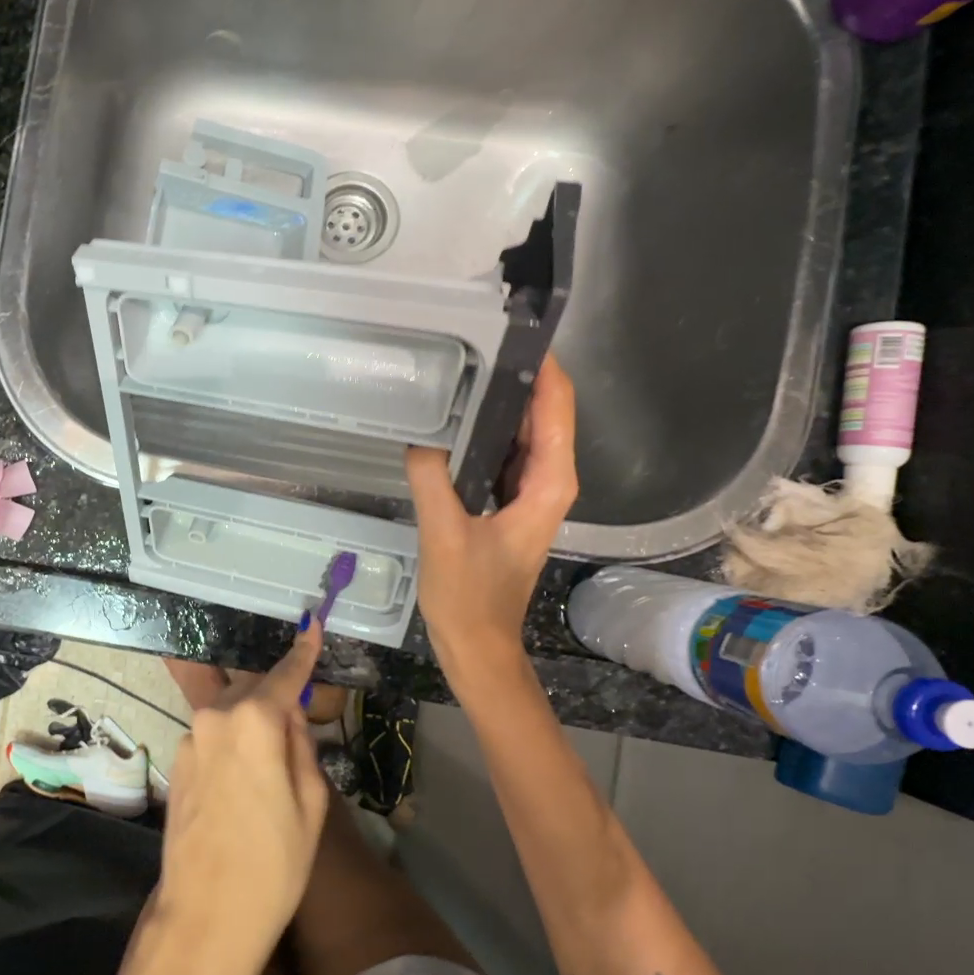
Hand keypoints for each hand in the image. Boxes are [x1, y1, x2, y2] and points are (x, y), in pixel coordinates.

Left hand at [104, 625, 330, 974]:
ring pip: (231, 717)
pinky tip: (243, 790)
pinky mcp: (177, 763)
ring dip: (252, 728)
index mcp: (254, 722)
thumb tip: (289, 714)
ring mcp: (190, 740)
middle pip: (253, 695)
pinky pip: (214, 740)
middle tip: (298, 735)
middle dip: (276, 703)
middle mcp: (215, 719)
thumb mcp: (310, 804)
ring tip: (270, 776)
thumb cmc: (273, 863)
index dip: (302, 651)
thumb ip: (300, 745)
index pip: (284, 675)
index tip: (312, 623)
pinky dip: (232, 748)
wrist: (206, 913)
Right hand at [406, 354, 577, 661]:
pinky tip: (452, 423)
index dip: (543, 365)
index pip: (555, 407)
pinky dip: (484, 434)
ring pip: (522, 434)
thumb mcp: (443, 532)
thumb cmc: (469, 595)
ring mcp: (528, 494)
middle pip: (543, 414)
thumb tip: (418, 434)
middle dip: (518, 376)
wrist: (477, 645)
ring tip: (460, 369)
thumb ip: (431, 476)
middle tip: (473, 341)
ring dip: (499, 404)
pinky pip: (501, 455)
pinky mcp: (506, 505)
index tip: (515, 329)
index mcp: (547, 483)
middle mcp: (547, 482)